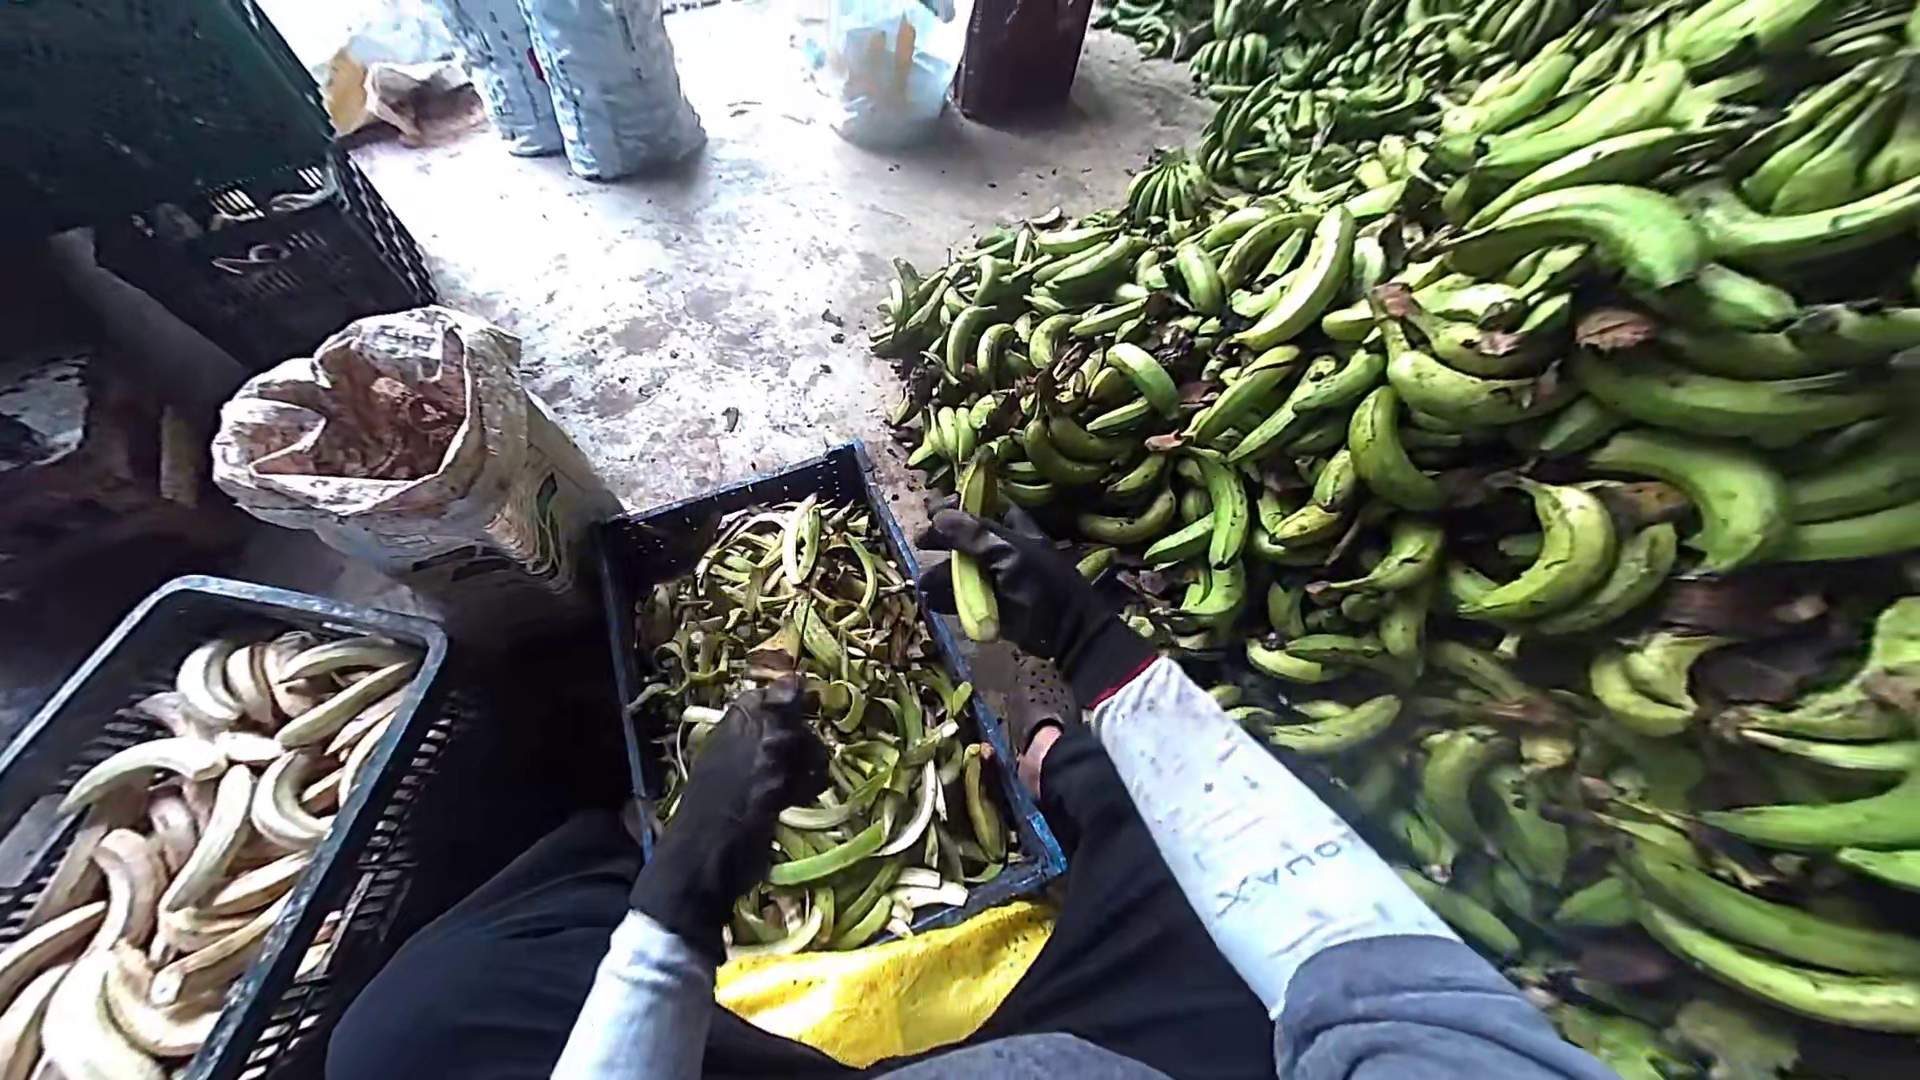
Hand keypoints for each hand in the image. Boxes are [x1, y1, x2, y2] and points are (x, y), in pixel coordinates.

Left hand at [629, 676, 825, 961]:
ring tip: (805, 785)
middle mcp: (750, 736)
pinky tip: (802, 798)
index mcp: (743, 717)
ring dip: (810, 767)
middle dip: (808, 742)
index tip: (816, 717)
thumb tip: (796, 674)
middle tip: (806, 760)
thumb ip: (780, 709)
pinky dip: (804, 786)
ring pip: (800, 753)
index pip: (781, 694)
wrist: (711, 860)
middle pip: (796, 725)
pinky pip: (797, 779)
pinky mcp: (766, 795)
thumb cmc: (736, 797)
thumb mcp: (761, 745)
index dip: (801, 705)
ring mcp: (758, 767)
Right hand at [918, 507, 1156, 708]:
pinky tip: (931, 600)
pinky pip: (961, 596)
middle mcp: (1000, 548)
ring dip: (939, 574)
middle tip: (920, 541)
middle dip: (941, 540)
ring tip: (923, 584)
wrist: (1066, 633)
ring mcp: (993, 576)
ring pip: (959, 569)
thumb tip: (938, 515)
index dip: (957, 505)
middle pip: (963, 537)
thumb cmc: (1043, 584)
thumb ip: (975, 536)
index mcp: (1012, 528)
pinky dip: (946, 598)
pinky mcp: (989, 602)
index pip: (980, 506)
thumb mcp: (1010, 554)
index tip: (935, 509)